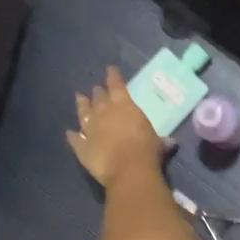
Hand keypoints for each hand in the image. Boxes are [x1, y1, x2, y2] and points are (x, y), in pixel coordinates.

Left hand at [67, 67, 162, 187]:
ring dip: (82, 105)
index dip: (113, 76)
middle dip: (98, 92)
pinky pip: (75, 139)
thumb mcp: (158, 143)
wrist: (128, 170)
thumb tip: (170, 142)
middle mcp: (104, 113)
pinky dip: (72, 135)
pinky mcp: (82, 146)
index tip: (110, 69)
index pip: (117, 85)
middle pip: (99, 97)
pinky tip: (69, 133)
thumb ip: (161, 140)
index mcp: (124, 106)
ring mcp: (90, 129)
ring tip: (79, 97)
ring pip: (83, 112)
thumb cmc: (147, 151)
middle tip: (97, 89)